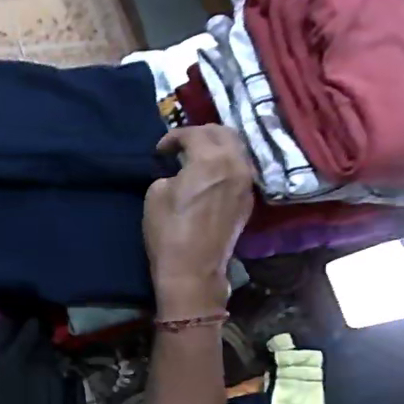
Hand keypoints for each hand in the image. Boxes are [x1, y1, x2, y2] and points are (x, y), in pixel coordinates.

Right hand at [142, 124, 254, 316]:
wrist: (193, 271)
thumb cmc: (169, 232)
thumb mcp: (156, 194)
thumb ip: (170, 174)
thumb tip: (180, 173)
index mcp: (211, 159)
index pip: (194, 133)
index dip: (173, 137)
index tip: (160, 151)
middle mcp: (235, 165)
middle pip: (224, 133)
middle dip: (201, 133)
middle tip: (183, 145)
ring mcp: (246, 184)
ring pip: (236, 150)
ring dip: (217, 147)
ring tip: (198, 157)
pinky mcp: (247, 201)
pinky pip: (240, 170)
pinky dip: (226, 165)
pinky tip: (211, 175)